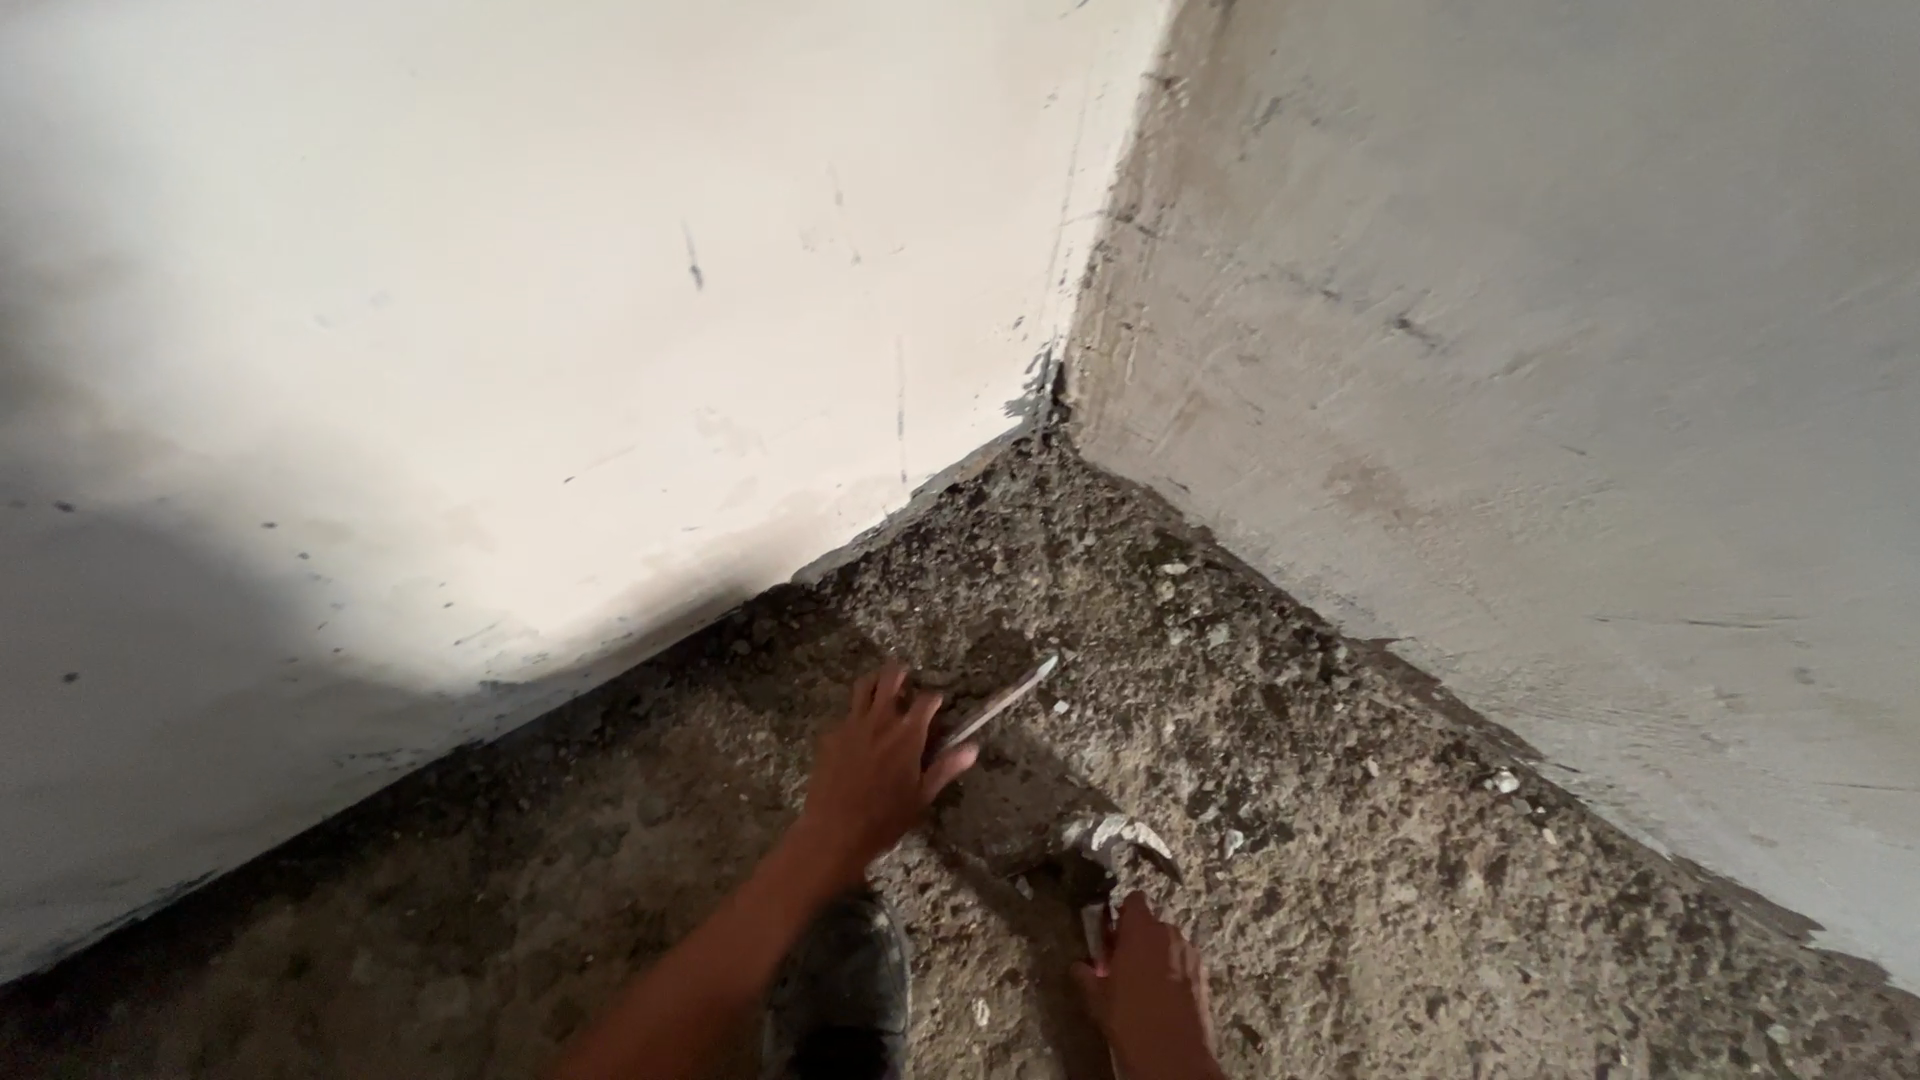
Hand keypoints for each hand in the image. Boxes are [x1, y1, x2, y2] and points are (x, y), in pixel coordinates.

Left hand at [792, 661, 978, 885]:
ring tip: (880, 686)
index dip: (934, 698)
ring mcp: (852, 724)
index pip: (926, 700)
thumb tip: (973, 747)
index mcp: (907, 734)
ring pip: (863, 687)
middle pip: (890, 679)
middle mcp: (881, 720)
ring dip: (875, 681)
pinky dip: (855, 714)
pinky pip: (845, 715)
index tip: (937, 702)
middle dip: (900, 674)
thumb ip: (946, 767)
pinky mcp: (831, 735)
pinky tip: (857, 731)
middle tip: (905, 676)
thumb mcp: (922, 795)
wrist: (834, 830)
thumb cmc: (885, 817)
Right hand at [1073, 892, 1222, 1079]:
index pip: (1134, 899)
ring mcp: (1190, 952)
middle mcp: (1168, 932)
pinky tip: (1166, 995)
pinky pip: (1183, 961)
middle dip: (1139, 937)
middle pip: (1151, 923)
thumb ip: (1085, 975)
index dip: (1123, 913)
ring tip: (1147, 982)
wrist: (1175, 1057)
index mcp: (1140, 929)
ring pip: (1168, 942)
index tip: (1113, 935)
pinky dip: (1175, 970)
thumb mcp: (1098, 998)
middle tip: (1124, 963)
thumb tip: (1078, 966)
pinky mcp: (1204, 974)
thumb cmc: (1130, 1019)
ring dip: (1157, 953)